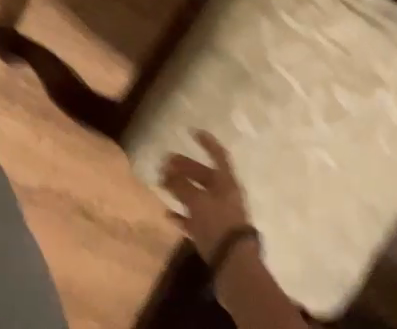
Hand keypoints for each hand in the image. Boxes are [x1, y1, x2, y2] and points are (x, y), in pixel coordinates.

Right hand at [160, 130, 250, 259]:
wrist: (234, 264)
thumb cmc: (218, 224)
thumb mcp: (197, 201)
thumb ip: (181, 185)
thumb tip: (168, 171)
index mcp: (226, 182)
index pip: (218, 155)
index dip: (206, 143)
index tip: (191, 132)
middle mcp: (225, 195)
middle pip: (204, 175)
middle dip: (185, 168)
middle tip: (165, 163)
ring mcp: (220, 214)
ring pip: (198, 195)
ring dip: (181, 189)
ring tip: (162, 184)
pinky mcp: (213, 233)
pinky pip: (195, 217)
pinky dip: (182, 214)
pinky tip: (168, 214)